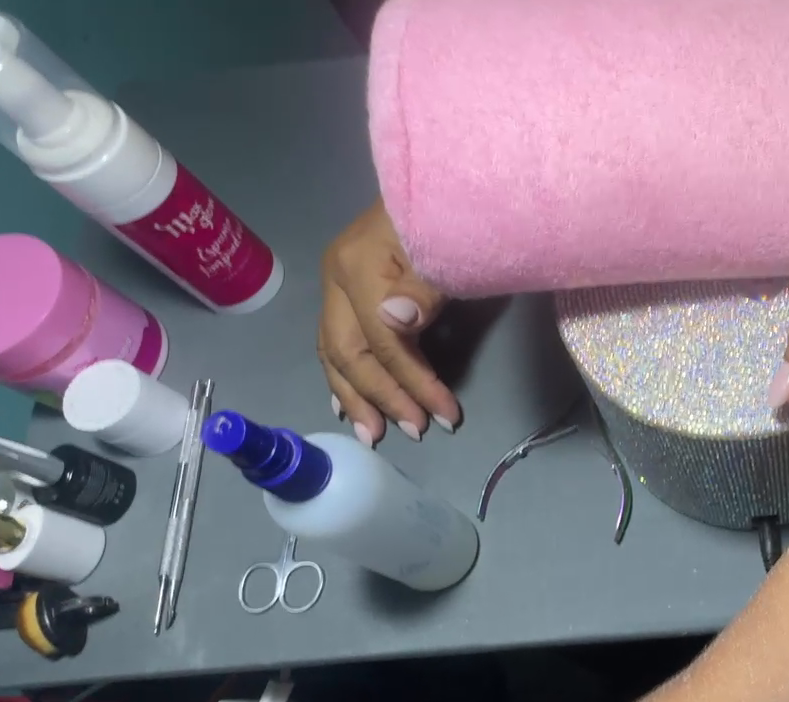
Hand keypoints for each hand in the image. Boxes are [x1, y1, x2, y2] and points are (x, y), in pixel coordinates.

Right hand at [319, 199, 461, 445]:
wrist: (445, 181)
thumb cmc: (452, 216)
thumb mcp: (446, 250)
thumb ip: (422, 287)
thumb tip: (394, 321)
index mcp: (357, 267)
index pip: (381, 343)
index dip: (413, 383)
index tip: (446, 417)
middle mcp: (338, 277)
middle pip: (348, 353)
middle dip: (380, 398)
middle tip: (413, 433)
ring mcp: (340, 283)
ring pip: (336, 352)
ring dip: (356, 397)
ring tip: (371, 433)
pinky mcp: (351, 289)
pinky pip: (339, 341)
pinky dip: (345, 376)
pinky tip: (346, 402)